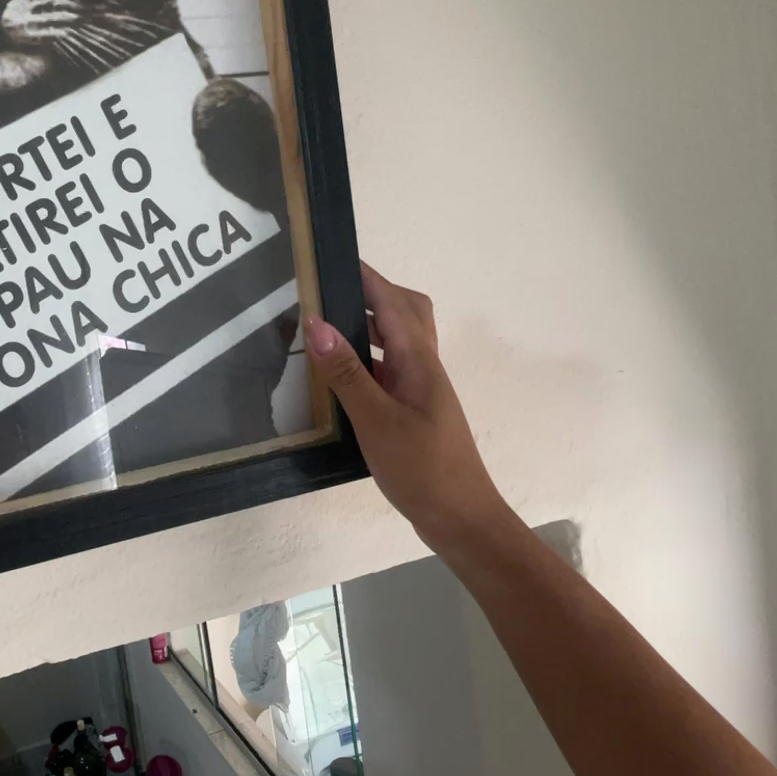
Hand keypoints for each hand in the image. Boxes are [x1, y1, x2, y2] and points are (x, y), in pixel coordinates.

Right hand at [305, 264, 510, 551]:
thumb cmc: (423, 468)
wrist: (460, 519)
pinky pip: (386, 369)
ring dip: (367, 324)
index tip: (331, 256)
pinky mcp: (410, 410)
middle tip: (329, 289)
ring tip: (323, 325)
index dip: (365, 275)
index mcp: (418, 361)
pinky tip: (336, 375)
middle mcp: (421, 367)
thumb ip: (346, 372)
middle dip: (371, 292)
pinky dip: (363, 359)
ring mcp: (418, 389)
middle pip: (404, 312)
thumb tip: (316, 323)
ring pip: (396, 341)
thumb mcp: (376, 420)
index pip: (393, 301)